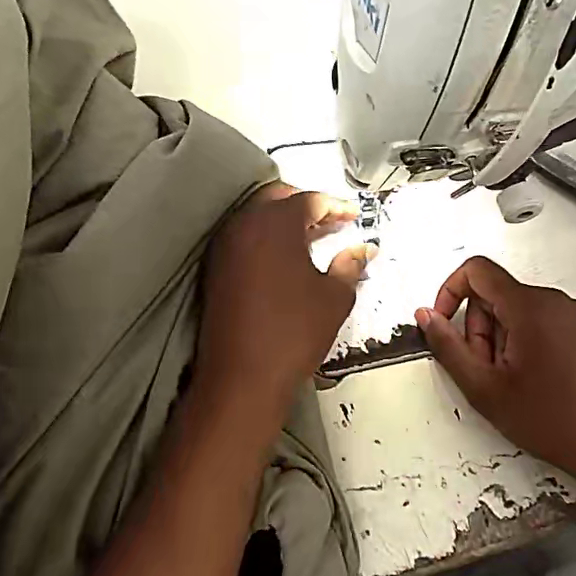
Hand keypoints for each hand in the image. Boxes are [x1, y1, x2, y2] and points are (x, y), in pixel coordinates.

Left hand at [195, 184, 374, 415]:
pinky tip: (285, 258)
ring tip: (312, 238)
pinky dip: (266, 237)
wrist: (241, 377)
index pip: (310, 200)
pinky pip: (244, 237)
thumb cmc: (293, 334)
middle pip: (278, 197)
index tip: (354, 216)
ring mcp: (224, 247)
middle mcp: (244, 226)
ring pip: (256, 216)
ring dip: (284, 220)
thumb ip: (350, 266)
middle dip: (307, 204)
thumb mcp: (334, 298)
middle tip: (333, 221)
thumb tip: (362, 250)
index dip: (337, 206)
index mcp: (275, 225)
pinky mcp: (214, 269)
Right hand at [415, 257, 575, 492]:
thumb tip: (428, 317)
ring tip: (511, 376)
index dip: (451, 292)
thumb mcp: (483, 387)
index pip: (478, 271)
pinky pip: (543, 316)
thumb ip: (448, 346)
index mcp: (531, 310)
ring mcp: (575, 313)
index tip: (445, 319)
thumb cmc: (551, 422)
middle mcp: (557, 302)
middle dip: (480, 326)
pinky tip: (532, 373)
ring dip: (503, 335)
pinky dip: (527, 337)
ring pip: (519, 307)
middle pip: (497, 293)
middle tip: (486, 367)